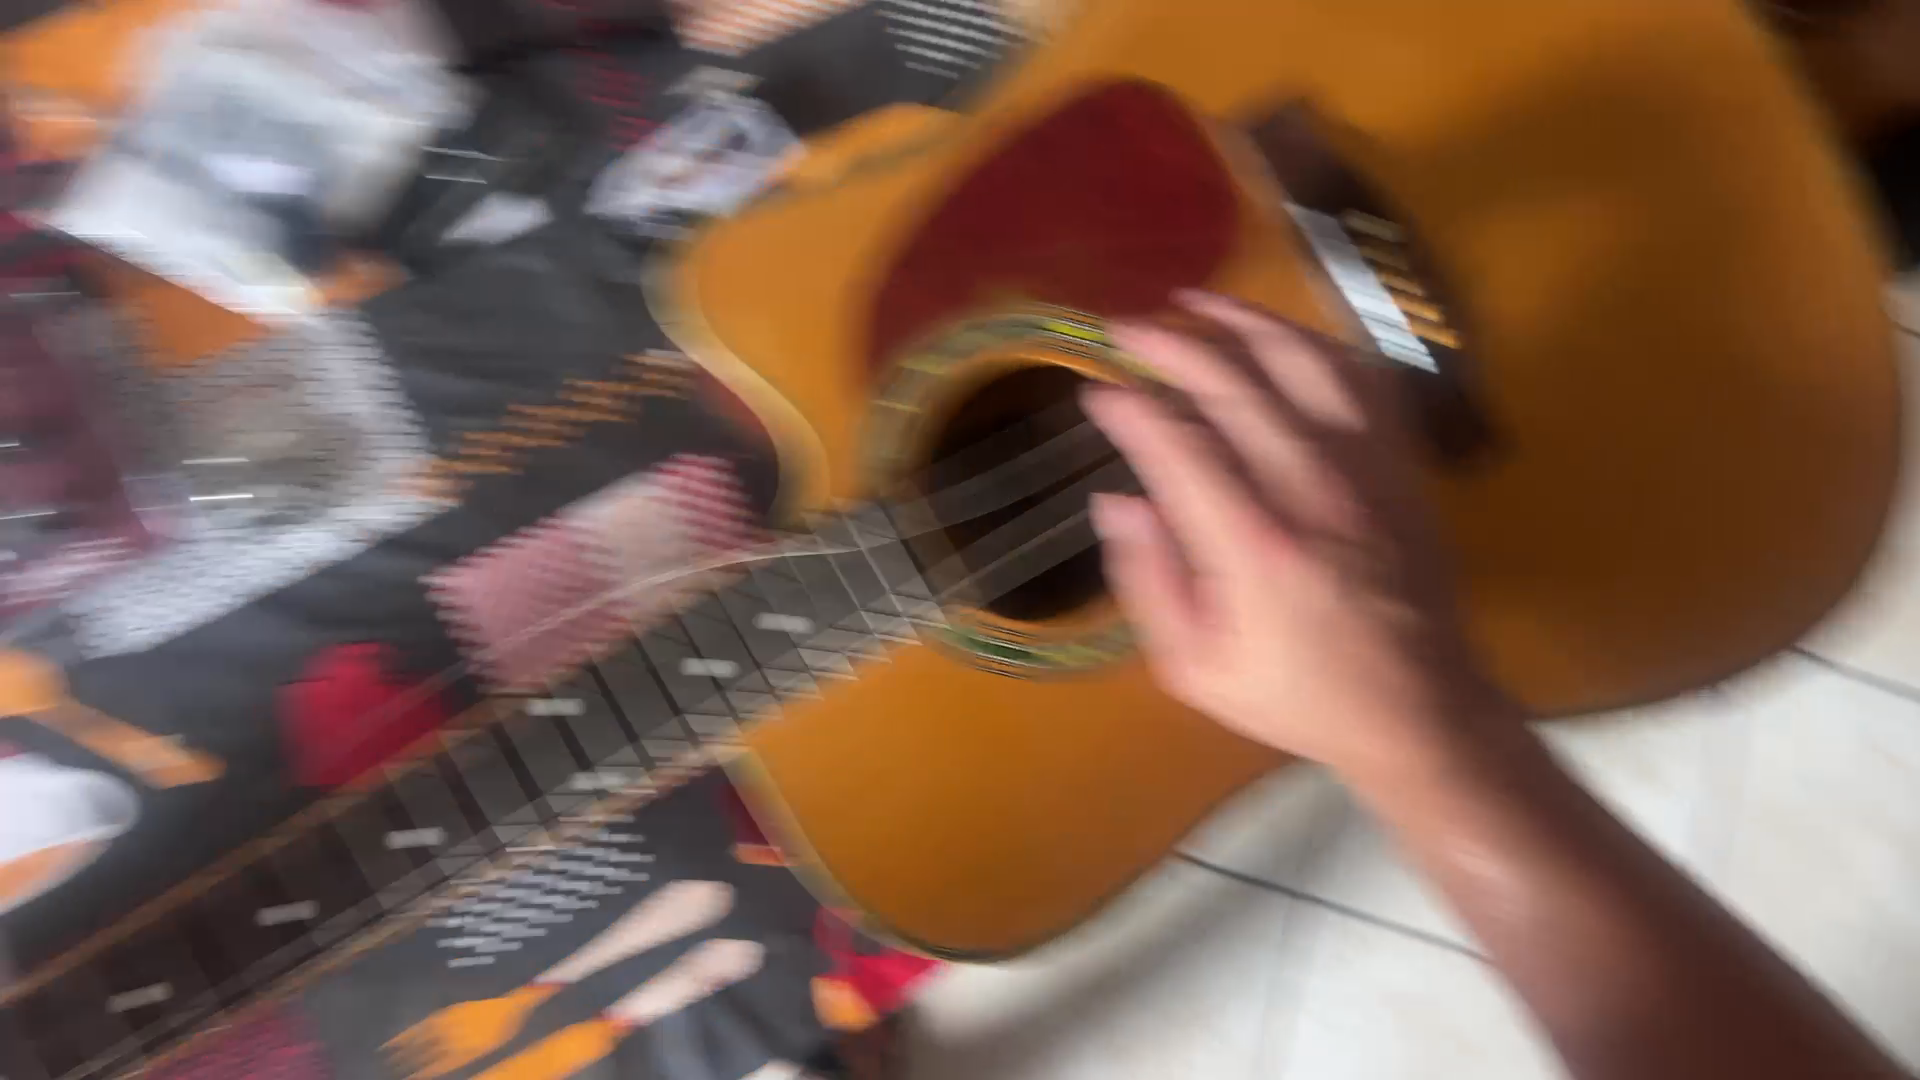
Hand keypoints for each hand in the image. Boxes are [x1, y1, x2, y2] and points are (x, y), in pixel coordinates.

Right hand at [1084, 291, 1512, 779]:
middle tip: (1125, 328)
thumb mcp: (1192, 665)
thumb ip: (1148, 580)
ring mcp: (1365, 468)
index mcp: (1251, 544)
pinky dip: (1314, 342)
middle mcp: (1310, 488)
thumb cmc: (1293, 693)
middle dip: (1171, 344)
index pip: (1178, 445)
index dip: (1130, 408)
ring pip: (1303, 360)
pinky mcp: (1400, 464)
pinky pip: (1361, 377)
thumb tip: (1117, 501)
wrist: (1419, 711)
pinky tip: (1281, 335)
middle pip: (1235, 384)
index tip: (1096, 391)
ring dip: (1243, 321)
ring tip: (1195, 302)